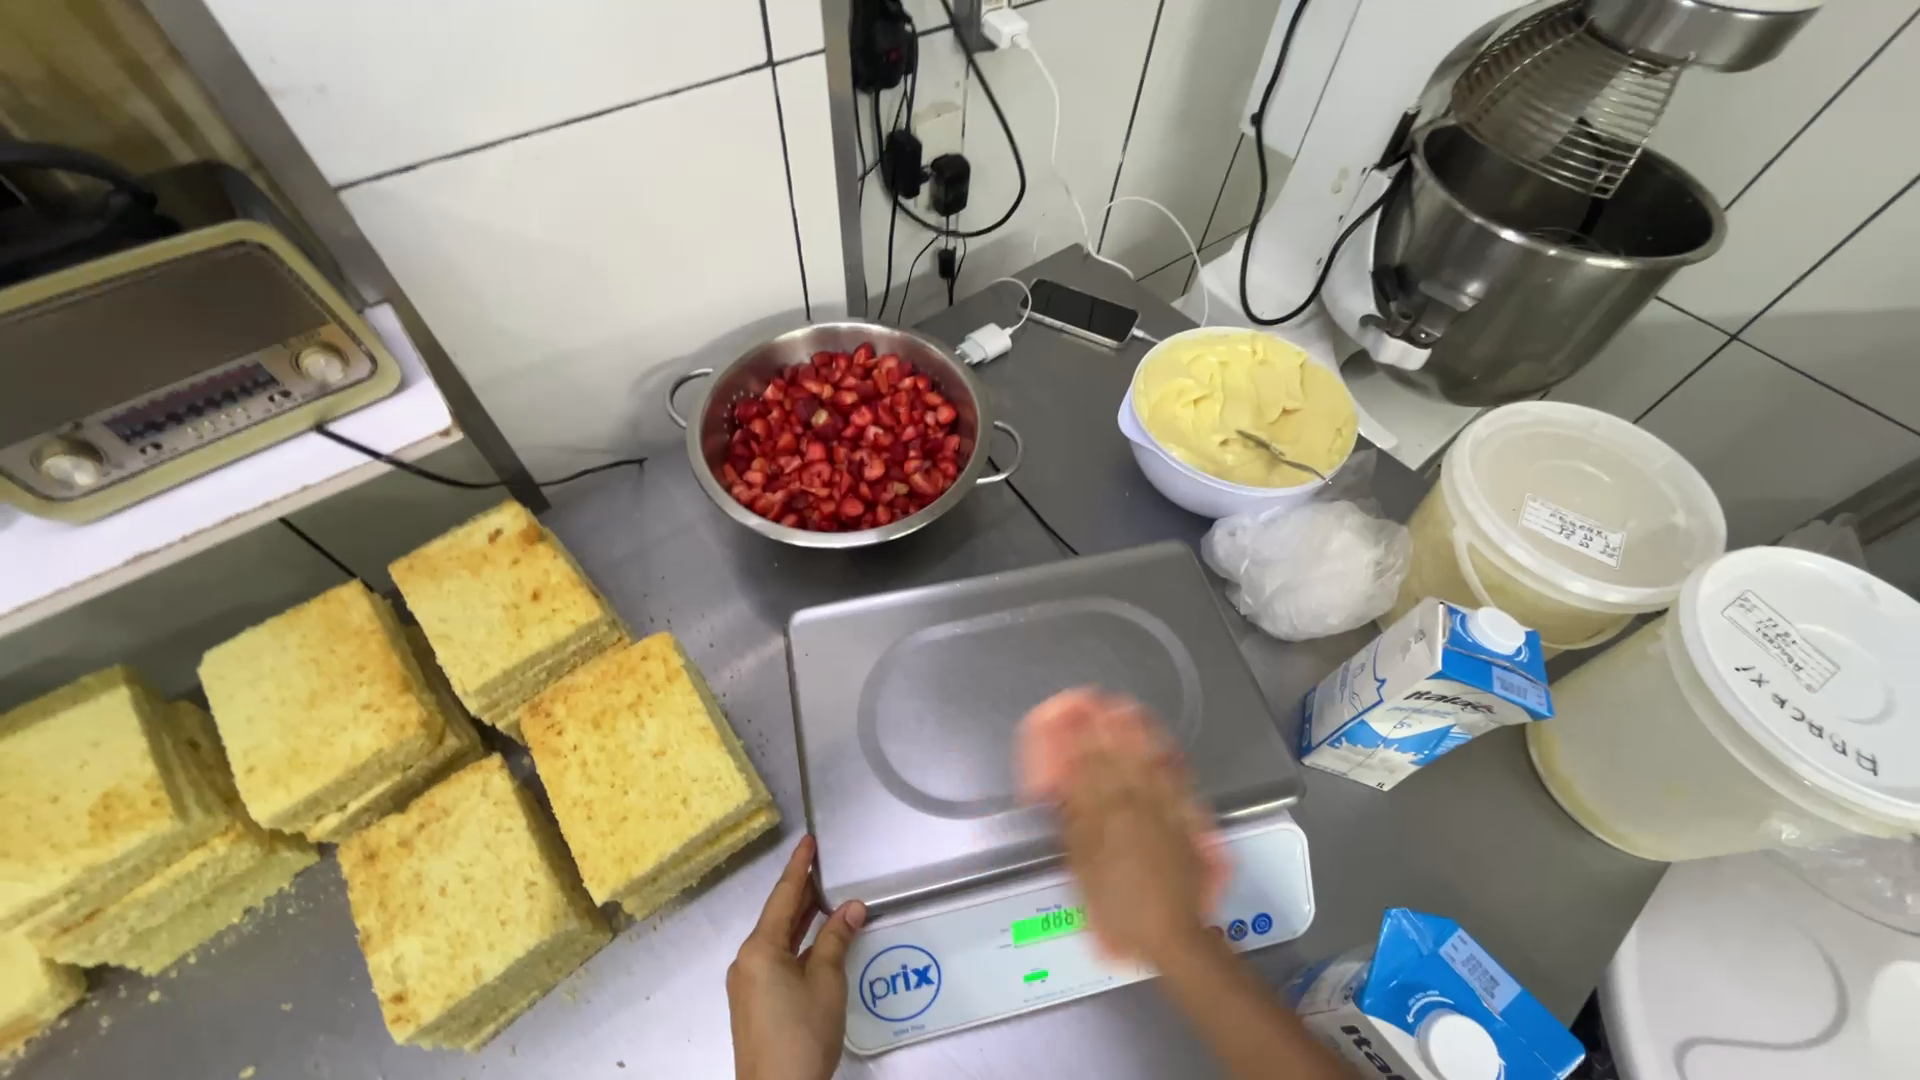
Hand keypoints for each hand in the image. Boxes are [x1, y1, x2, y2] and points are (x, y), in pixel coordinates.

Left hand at [727, 835, 865, 1079]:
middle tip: (824, 867)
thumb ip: (837, 939)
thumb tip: (852, 908)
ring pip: (778, 940)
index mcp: (759, 949)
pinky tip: (818, 942)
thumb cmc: (802, 1033)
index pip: (784, 897)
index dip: (799, 867)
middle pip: (778, 917)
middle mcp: (747, 961)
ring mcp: (748, 985)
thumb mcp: (826, 981)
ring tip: (826, 898)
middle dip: (802, 893)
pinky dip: (798, 945)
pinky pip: (777, 960)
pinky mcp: (755, 1005)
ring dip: (802, 920)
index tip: (808, 841)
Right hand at [1052, 694, 1213, 968]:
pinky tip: (1160, 741)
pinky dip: (1166, 757)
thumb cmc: (1118, 911)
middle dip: (1097, 725)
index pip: (1081, 768)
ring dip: (1130, 732)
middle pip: (1111, 757)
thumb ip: (1072, 826)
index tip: (1061, 714)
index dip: (1070, 739)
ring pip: (1143, 761)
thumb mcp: (1081, 871)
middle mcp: (1129, 807)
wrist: (1170, 935)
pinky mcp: (1185, 818)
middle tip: (1089, 697)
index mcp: (1099, 820)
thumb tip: (1061, 791)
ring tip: (1121, 706)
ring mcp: (1160, 809)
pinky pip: (1175, 780)